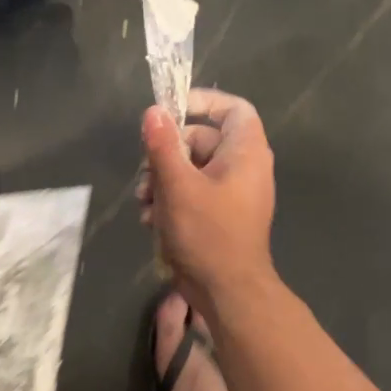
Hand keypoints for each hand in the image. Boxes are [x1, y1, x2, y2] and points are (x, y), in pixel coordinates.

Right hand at [137, 88, 278, 311]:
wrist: (226, 288)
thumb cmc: (206, 232)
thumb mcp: (178, 186)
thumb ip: (163, 146)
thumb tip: (153, 111)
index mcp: (245, 151)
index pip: (231, 108)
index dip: (200, 102)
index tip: (167, 112)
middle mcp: (244, 166)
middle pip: (202, 141)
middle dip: (167, 155)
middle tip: (145, 176)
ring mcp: (233, 193)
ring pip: (192, 171)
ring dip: (162, 183)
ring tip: (145, 204)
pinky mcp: (220, 216)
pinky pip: (194, 195)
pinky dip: (172, 202)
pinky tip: (152, 220)